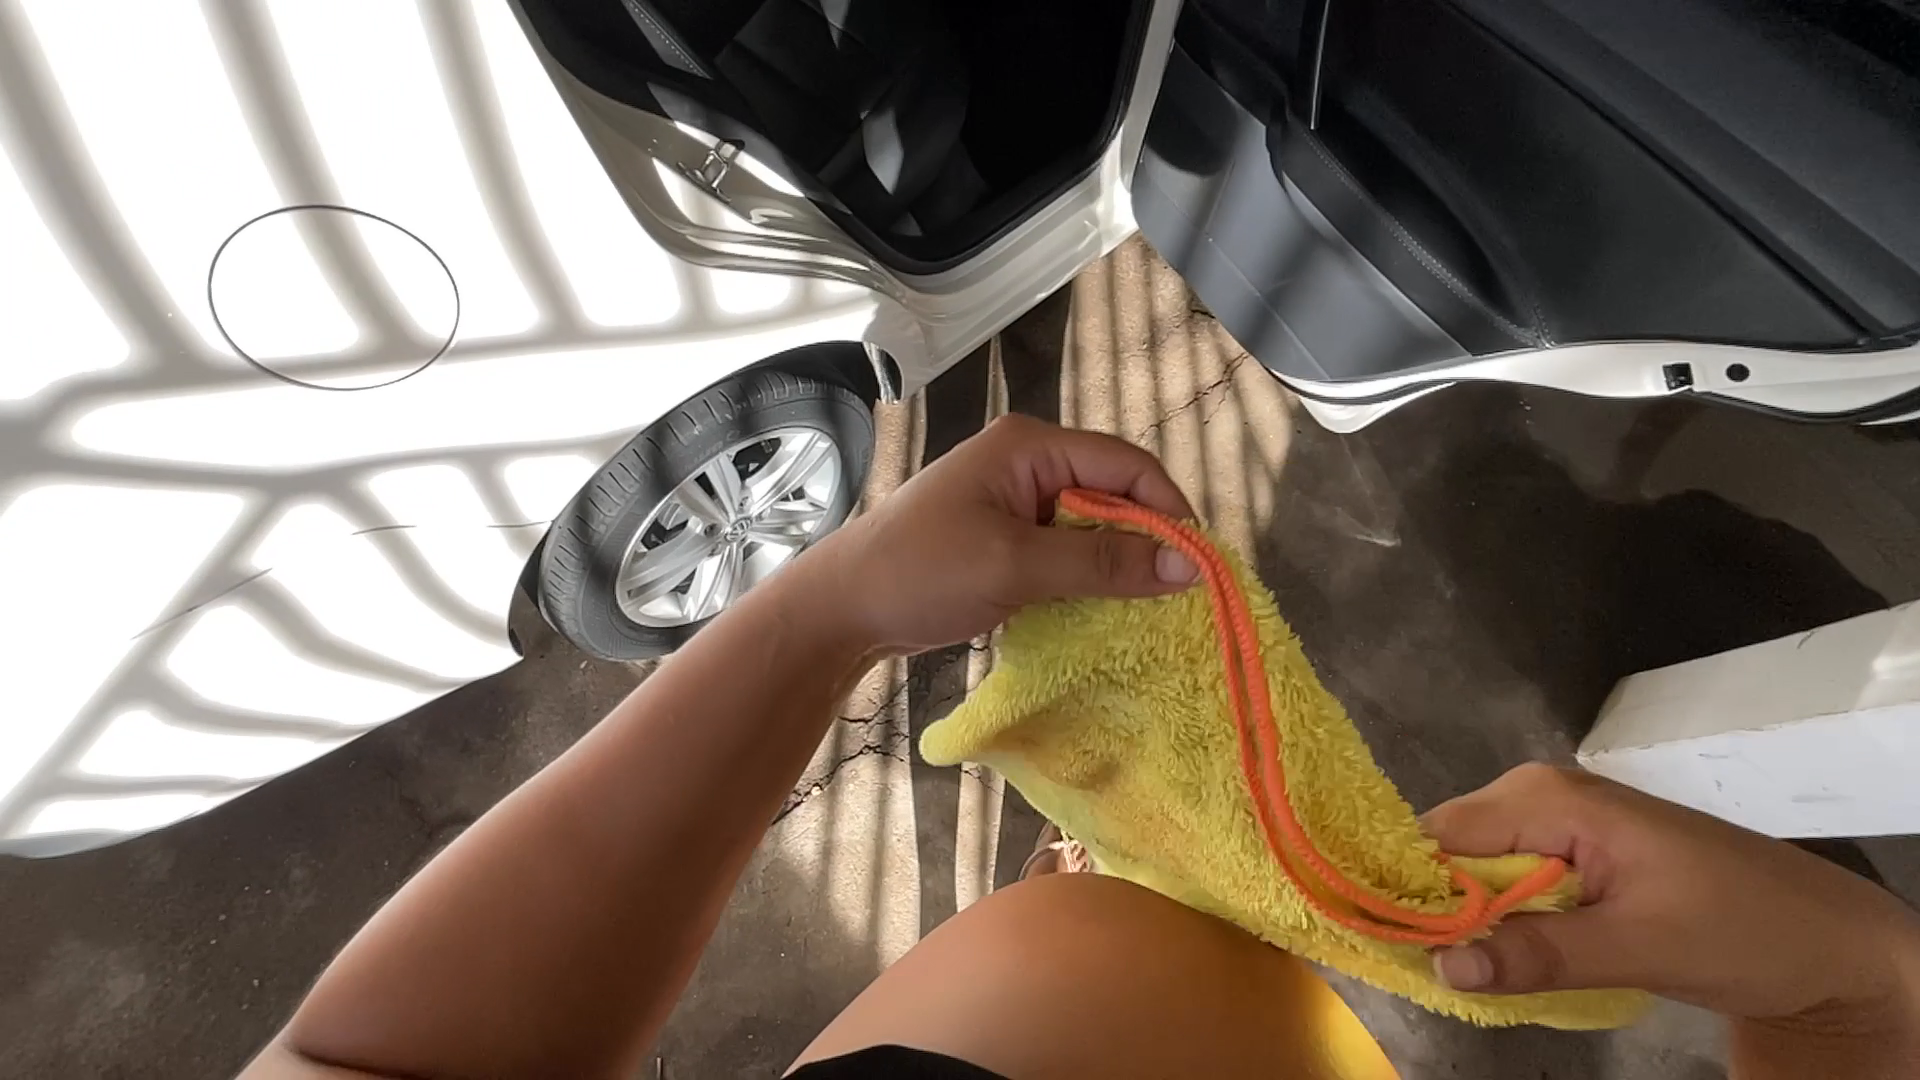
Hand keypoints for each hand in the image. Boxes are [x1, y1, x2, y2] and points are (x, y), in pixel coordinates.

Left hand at [802, 414, 1198, 653]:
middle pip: (1111, 493)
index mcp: (1029, 447)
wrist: (846, 606)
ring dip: (1116, 561)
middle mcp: (1027, 463)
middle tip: (1175, 591)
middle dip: (1144, 538)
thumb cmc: (921, 571)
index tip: (1195, 564)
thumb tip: (1185, 566)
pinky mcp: (1006, 537)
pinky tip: (1103, 607)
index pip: (1124, 464)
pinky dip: (1086, 575)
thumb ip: (1101, 561)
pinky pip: (1064, 550)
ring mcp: (1015, 501)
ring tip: (1147, 605)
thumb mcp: (1015, 565)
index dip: (1167, 509)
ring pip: (1090, 526)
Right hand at [1423, 765, 1919, 1030]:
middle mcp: (1534, 790)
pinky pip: (1504, 867)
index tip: (1402, 940)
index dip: (1416, 884)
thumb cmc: (1748, 930)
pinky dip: (1498, 906)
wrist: (1843, 941)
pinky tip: (1508, 940)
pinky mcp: (1567, 839)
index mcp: (1544, 796)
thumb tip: (1441, 965)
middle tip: (1444, 960)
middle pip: (1452, 844)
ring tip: (1472, 955)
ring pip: (1474, 858)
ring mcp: (1551, 812)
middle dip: (1442, 900)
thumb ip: (1539, 951)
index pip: (1442, 834)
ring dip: (1469, 908)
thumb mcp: (1644, 947)